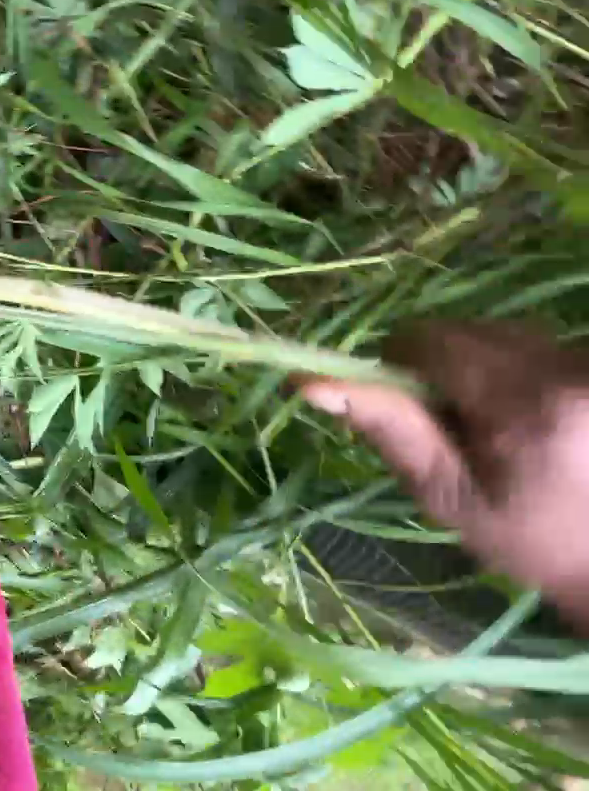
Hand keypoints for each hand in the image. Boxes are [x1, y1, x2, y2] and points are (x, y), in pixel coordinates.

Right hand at [298, 321, 588, 623]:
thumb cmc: (534, 538)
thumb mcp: (446, 493)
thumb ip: (387, 428)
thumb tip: (308, 382)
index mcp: (529, 402)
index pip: (431, 338)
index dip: (401, 362)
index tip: (410, 407)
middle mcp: (577, 370)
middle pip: (472, 331)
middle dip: (447, 367)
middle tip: (460, 423)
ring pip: (510, 337)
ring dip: (489, 370)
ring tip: (507, 426)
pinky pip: (549, 350)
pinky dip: (529, 375)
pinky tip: (545, 421)